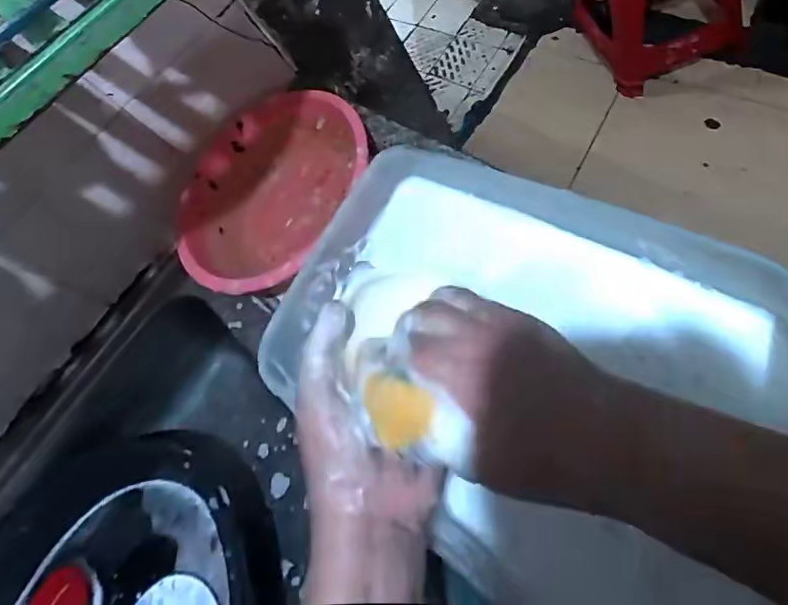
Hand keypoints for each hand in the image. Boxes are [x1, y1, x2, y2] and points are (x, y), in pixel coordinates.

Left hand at [298, 302, 440, 603]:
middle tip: (437, 290)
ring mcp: (416, 396)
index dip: (379, 304)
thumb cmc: (337, 451)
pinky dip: (458, 366)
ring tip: (458, 309)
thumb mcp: (316, 398)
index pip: (367, 329)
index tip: (398, 274)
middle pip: (402, 339)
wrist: (376, 512)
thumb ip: (321, 352)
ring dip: (439, 340)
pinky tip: (472, 340)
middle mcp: (384, 380)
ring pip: (428, 356)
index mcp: (351, 375)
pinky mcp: (443, 412)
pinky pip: (451, 382)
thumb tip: (340, 302)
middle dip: (415, 320)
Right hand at [400, 287, 631, 508]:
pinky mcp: (517, 316)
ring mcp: (497, 321)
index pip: (405, 354)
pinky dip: (456, 305)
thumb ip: (436, 431)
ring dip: (429, 313)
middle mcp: (473, 339)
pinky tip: (458, 325)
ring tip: (427, 333)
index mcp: (458, 378)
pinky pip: (475, 299)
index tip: (383, 372)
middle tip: (402, 353)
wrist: (597, 433)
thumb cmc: (536, 461)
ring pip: (447, 298)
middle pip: (420, 317)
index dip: (387, 361)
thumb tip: (409, 414)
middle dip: (404, 333)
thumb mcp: (474, 461)